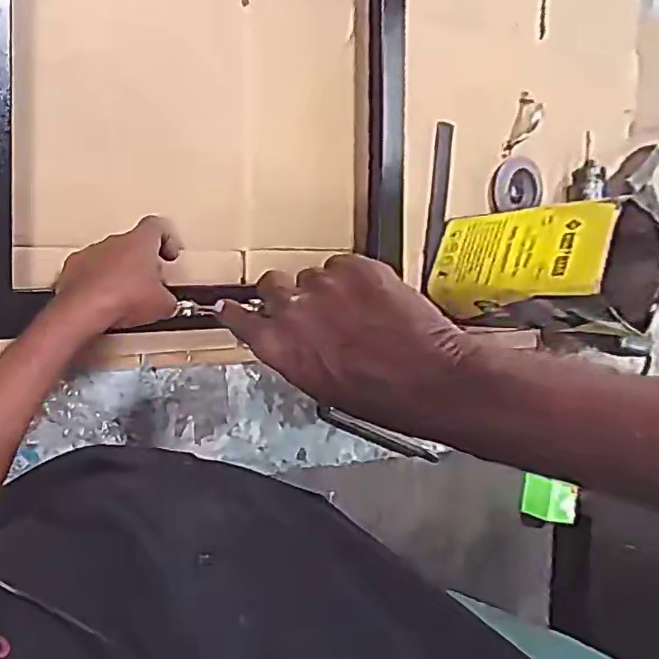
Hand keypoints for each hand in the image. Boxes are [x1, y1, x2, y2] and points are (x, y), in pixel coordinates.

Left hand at [51, 216, 182, 332]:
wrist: (85, 309)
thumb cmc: (122, 297)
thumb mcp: (162, 304)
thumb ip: (168, 298)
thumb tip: (168, 305)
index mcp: (139, 241)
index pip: (156, 227)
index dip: (165, 239)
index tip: (168, 254)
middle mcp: (113, 242)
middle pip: (131, 245)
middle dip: (140, 264)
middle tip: (148, 284)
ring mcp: (89, 254)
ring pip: (108, 259)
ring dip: (116, 274)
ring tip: (124, 298)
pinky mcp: (72, 271)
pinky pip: (88, 274)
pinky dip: (96, 286)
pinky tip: (103, 304)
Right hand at [217, 255, 473, 435]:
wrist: (429, 377)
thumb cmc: (379, 394)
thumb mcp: (317, 385)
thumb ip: (290, 353)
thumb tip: (286, 340)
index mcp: (278, 346)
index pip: (239, 317)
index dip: (234, 310)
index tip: (229, 305)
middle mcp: (292, 310)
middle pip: (270, 284)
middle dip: (284, 293)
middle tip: (310, 306)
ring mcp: (323, 284)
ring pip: (311, 275)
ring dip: (326, 288)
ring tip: (355, 308)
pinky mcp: (355, 267)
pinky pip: (342, 264)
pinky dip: (354, 277)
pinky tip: (372, 299)